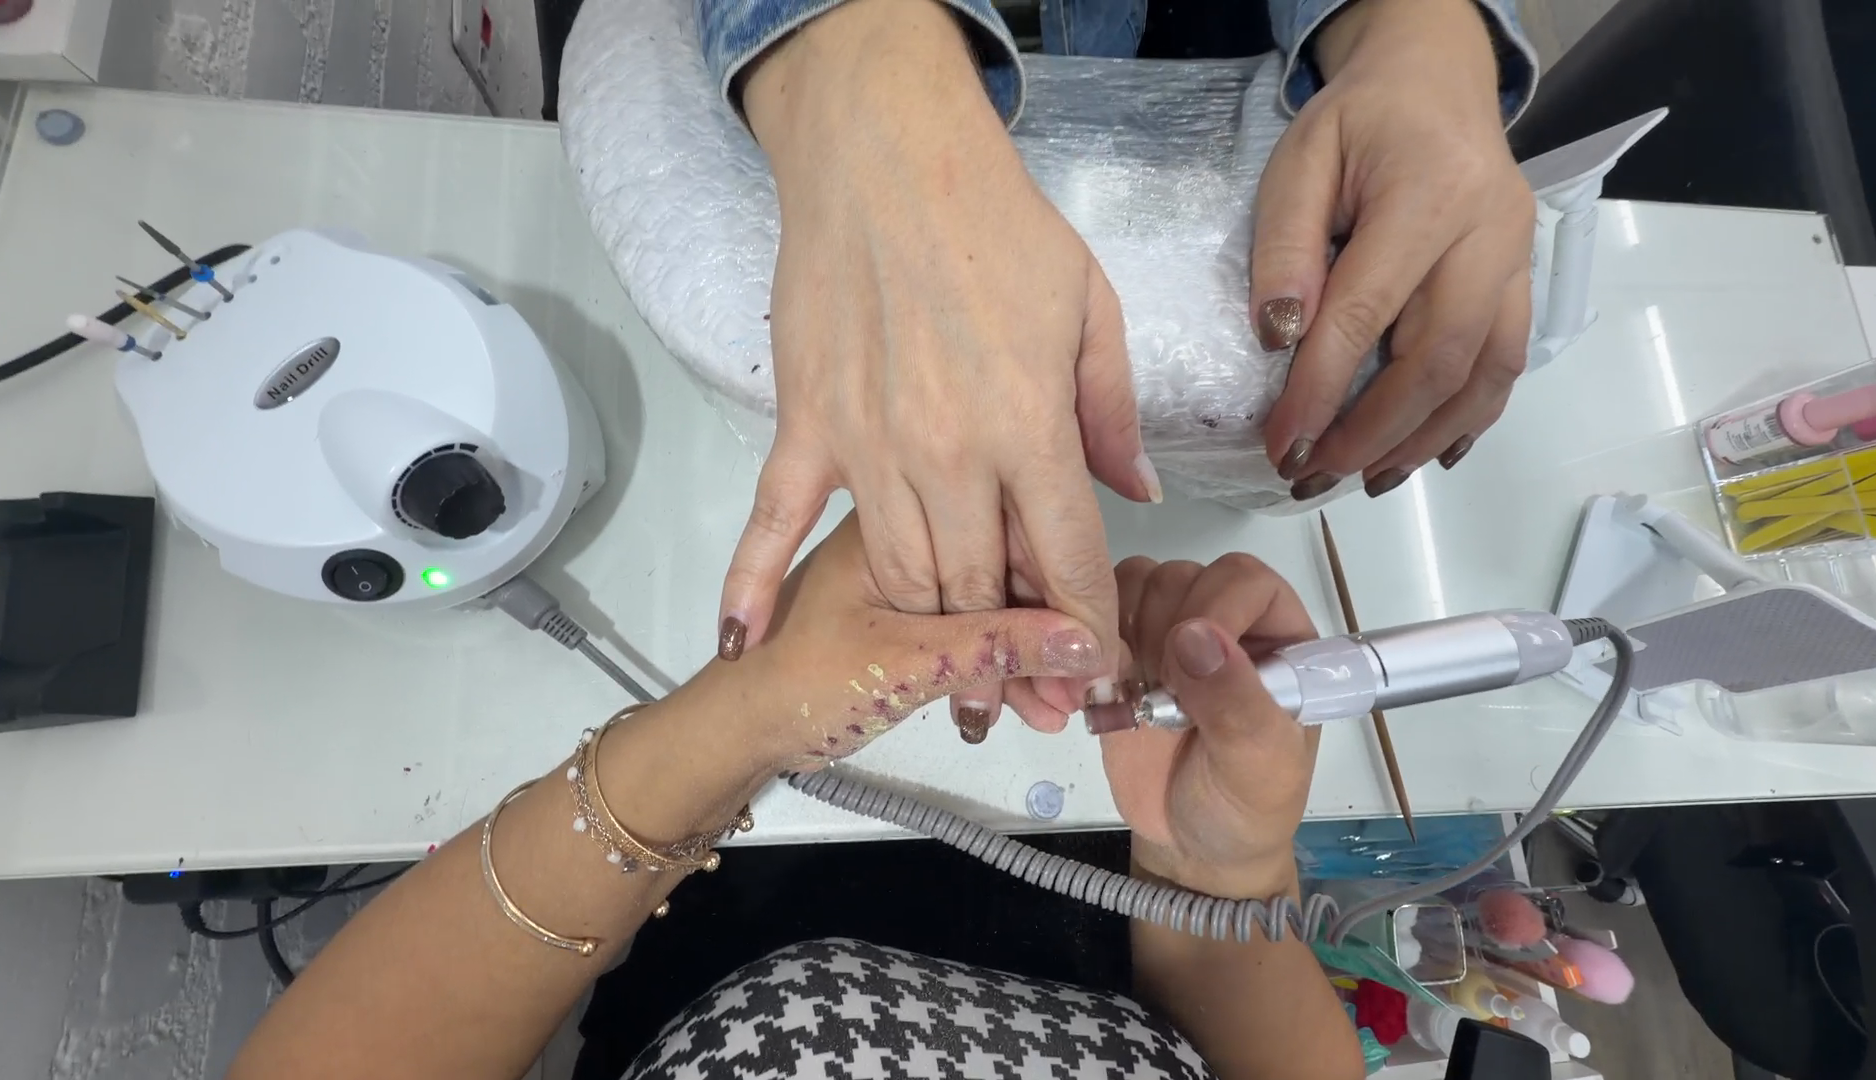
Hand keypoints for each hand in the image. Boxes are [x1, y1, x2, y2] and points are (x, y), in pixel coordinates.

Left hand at [706, 512, 1107, 771]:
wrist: (738, 724)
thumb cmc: (804, 680)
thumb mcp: (902, 663)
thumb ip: (991, 647)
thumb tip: (1085, 645)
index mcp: (902, 516)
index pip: (1008, 540)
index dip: (1061, 599)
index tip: (1097, 657)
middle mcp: (913, 532)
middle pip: (1005, 575)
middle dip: (1049, 638)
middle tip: (1080, 698)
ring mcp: (911, 573)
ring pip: (990, 605)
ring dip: (1025, 660)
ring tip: (1056, 713)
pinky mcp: (908, 612)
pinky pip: (968, 628)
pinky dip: (995, 665)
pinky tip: (1027, 701)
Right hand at [719, 0, 1157, 737]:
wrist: (884, 157)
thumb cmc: (996, 226)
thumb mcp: (1090, 307)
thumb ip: (1112, 414)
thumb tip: (1136, 495)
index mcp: (1028, 426)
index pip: (1065, 559)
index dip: (1084, 629)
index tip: (1090, 673)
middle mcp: (948, 456)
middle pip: (980, 588)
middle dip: (1010, 658)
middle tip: (1024, 705)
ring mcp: (866, 449)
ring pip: (901, 576)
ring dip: (927, 640)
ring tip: (947, 689)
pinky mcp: (805, 429)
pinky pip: (777, 518)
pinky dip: (752, 581)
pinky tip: (739, 638)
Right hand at [1099, 554, 1319, 895]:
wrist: (1188, 844)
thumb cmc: (1242, 808)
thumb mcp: (1259, 770)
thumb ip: (1238, 705)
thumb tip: (1197, 635)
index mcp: (1277, 639)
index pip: (1245, 580)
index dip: (1212, 609)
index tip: (1187, 669)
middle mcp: (1222, 623)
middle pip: (1181, 576)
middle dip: (1161, 630)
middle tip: (1159, 693)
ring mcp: (1168, 634)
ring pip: (1134, 585)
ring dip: (1122, 632)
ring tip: (1130, 690)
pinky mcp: (1123, 652)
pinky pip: (1097, 612)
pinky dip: (1087, 639)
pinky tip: (1099, 686)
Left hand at [1253, 0, 1534, 500]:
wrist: (1432, 84)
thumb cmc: (1354, 125)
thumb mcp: (1297, 167)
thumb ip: (1285, 249)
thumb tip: (1279, 338)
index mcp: (1427, 196)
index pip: (1364, 317)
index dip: (1320, 392)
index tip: (1282, 445)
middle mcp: (1489, 234)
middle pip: (1437, 358)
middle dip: (1372, 432)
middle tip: (1314, 474)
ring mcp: (1517, 259)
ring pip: (1483, 372)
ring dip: (1421, 439)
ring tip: (1364, 480)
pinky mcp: (1521, 278)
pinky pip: (1507, 361)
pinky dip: (1469, 417)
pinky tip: (1426, 452)